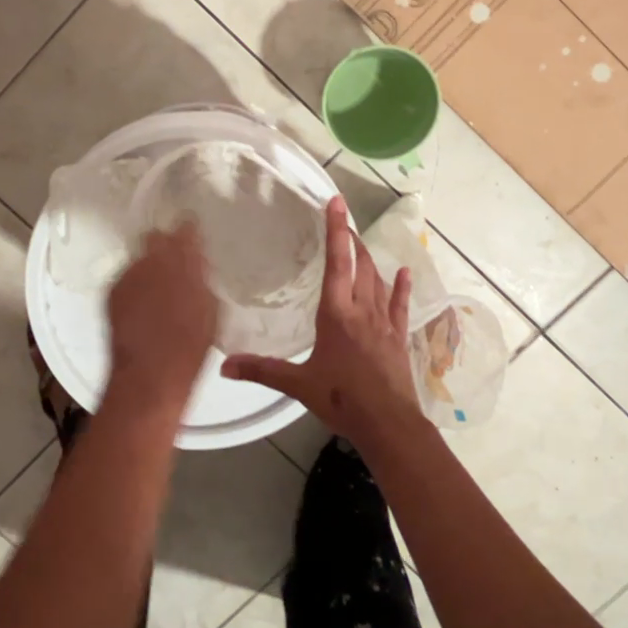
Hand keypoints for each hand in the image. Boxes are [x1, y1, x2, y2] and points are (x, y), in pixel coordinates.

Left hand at [104, 223, 218, 419]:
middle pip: (155, 237)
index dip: (189, 228)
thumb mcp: (210, 309)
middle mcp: (151, 260)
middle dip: (165, 243)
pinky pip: (126, 278)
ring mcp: (127, 276)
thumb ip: (202, 278)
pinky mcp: (111, 293)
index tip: (192, 230)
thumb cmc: (191, 348)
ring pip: (139, 257)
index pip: (185, 227)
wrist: (150, 376)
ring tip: (158, 286)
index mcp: (183, 261)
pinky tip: (143, 302)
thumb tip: (197, 262)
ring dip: (149, 265)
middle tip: (176, 259)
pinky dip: (135, 284)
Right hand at [220, 197, 422, 443]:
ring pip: (378, 280)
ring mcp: (384, 323)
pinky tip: (403, 273)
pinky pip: (399, 305)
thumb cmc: (342, 399)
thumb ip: (262, 370)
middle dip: (351, 239)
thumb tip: (224, 365)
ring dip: (369, 259)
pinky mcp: (398, 337)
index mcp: (336, 314)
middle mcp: (362, 310)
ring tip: (361, 244)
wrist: (388, 423)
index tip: (336, 203)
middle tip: (344, 220)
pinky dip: (400, 287)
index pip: (336, 263)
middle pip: (359, 264)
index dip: (335, 231)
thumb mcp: (298, 384)